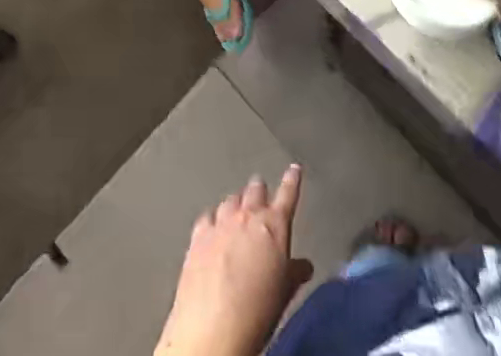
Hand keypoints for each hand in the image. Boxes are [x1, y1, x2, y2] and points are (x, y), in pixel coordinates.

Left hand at [156, 166, 312, 355]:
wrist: (212, 331)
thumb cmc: (258, 310)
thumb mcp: (285, 291)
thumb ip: (294, 271)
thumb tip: (303, 266)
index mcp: (275, 224)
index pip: (288, 193)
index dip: (292, 179)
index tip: (294, 169)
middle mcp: (248, 216)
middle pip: (254, 190)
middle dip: (259, 191)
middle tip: (260, 195)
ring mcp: (220, 224)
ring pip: (230, 200)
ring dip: (236, 204)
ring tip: (236, 212)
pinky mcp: (197, 238)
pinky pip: (207, 217)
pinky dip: (212, 220)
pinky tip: (212, 229)